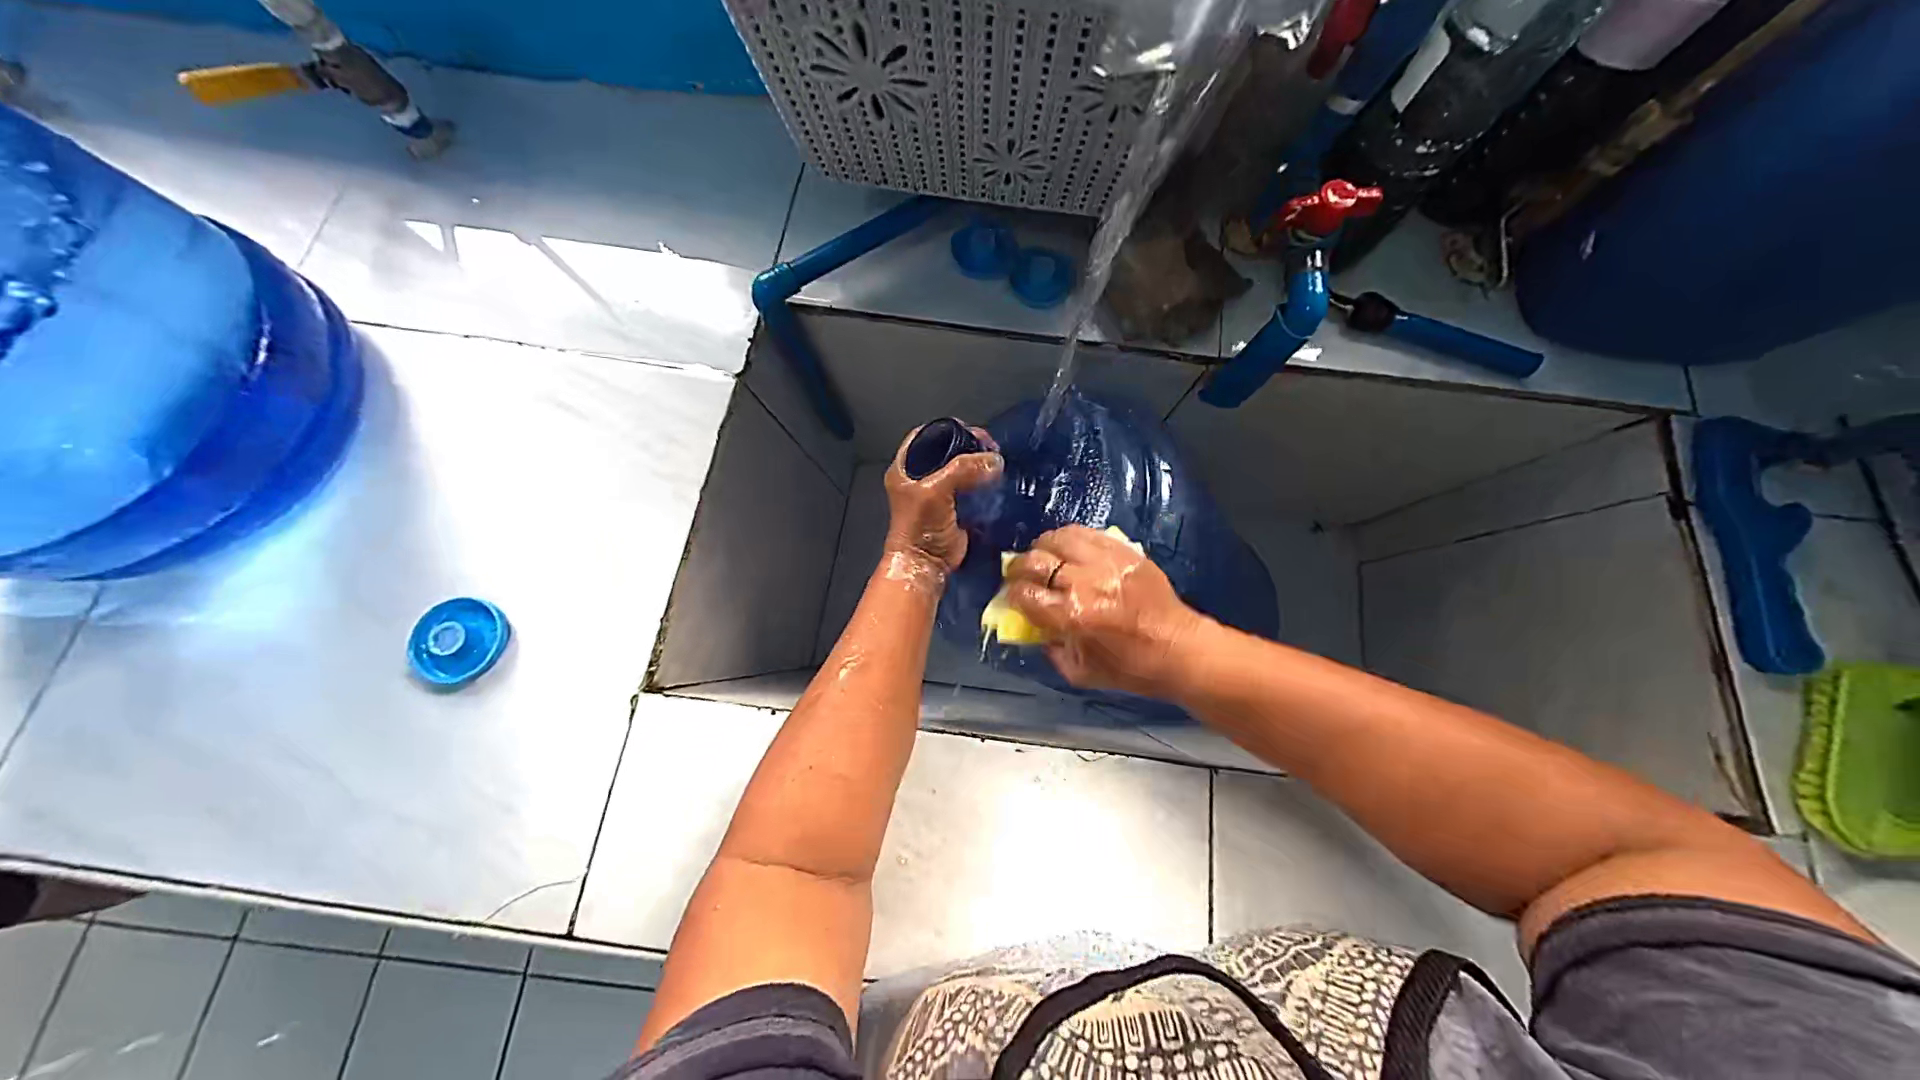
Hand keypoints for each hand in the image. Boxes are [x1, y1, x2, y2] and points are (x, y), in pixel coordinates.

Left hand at [882, 424, 1002, 574]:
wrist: (926, 564)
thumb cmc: (920, 527)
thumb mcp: (936, 490)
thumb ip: (962, 469)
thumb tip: (994, 460)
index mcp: (905, 469)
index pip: (926, 436)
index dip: (947, 429)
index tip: (969, 430)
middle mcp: (920, 477)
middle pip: (948, 451)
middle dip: (969, 448)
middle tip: (989, 448)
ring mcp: (938, 493)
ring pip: (962, 470)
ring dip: (979, 466)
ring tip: (996, 463)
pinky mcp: (955, 508)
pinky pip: (972, 489)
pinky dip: (984, 484)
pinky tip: (996, 481)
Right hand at [1005, 525, 1208, 698]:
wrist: (1178, 648)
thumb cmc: (1130, 668)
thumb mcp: (1079, 671)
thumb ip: (1050, 646)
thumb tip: (1033, 625)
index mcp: (1071, 615)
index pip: (1023, 593)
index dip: (1012, 594)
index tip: (1013, 598)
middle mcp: (1084, 582)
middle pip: (1034, 561)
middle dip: (1019, 569)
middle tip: (1020, 576)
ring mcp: (1104, 561)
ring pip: (1057, 539)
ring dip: (1042, 549)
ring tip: (1043, 559)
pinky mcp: (1123, 550)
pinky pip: (1084, 533)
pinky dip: (1068, 539)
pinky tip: (1067, 550)